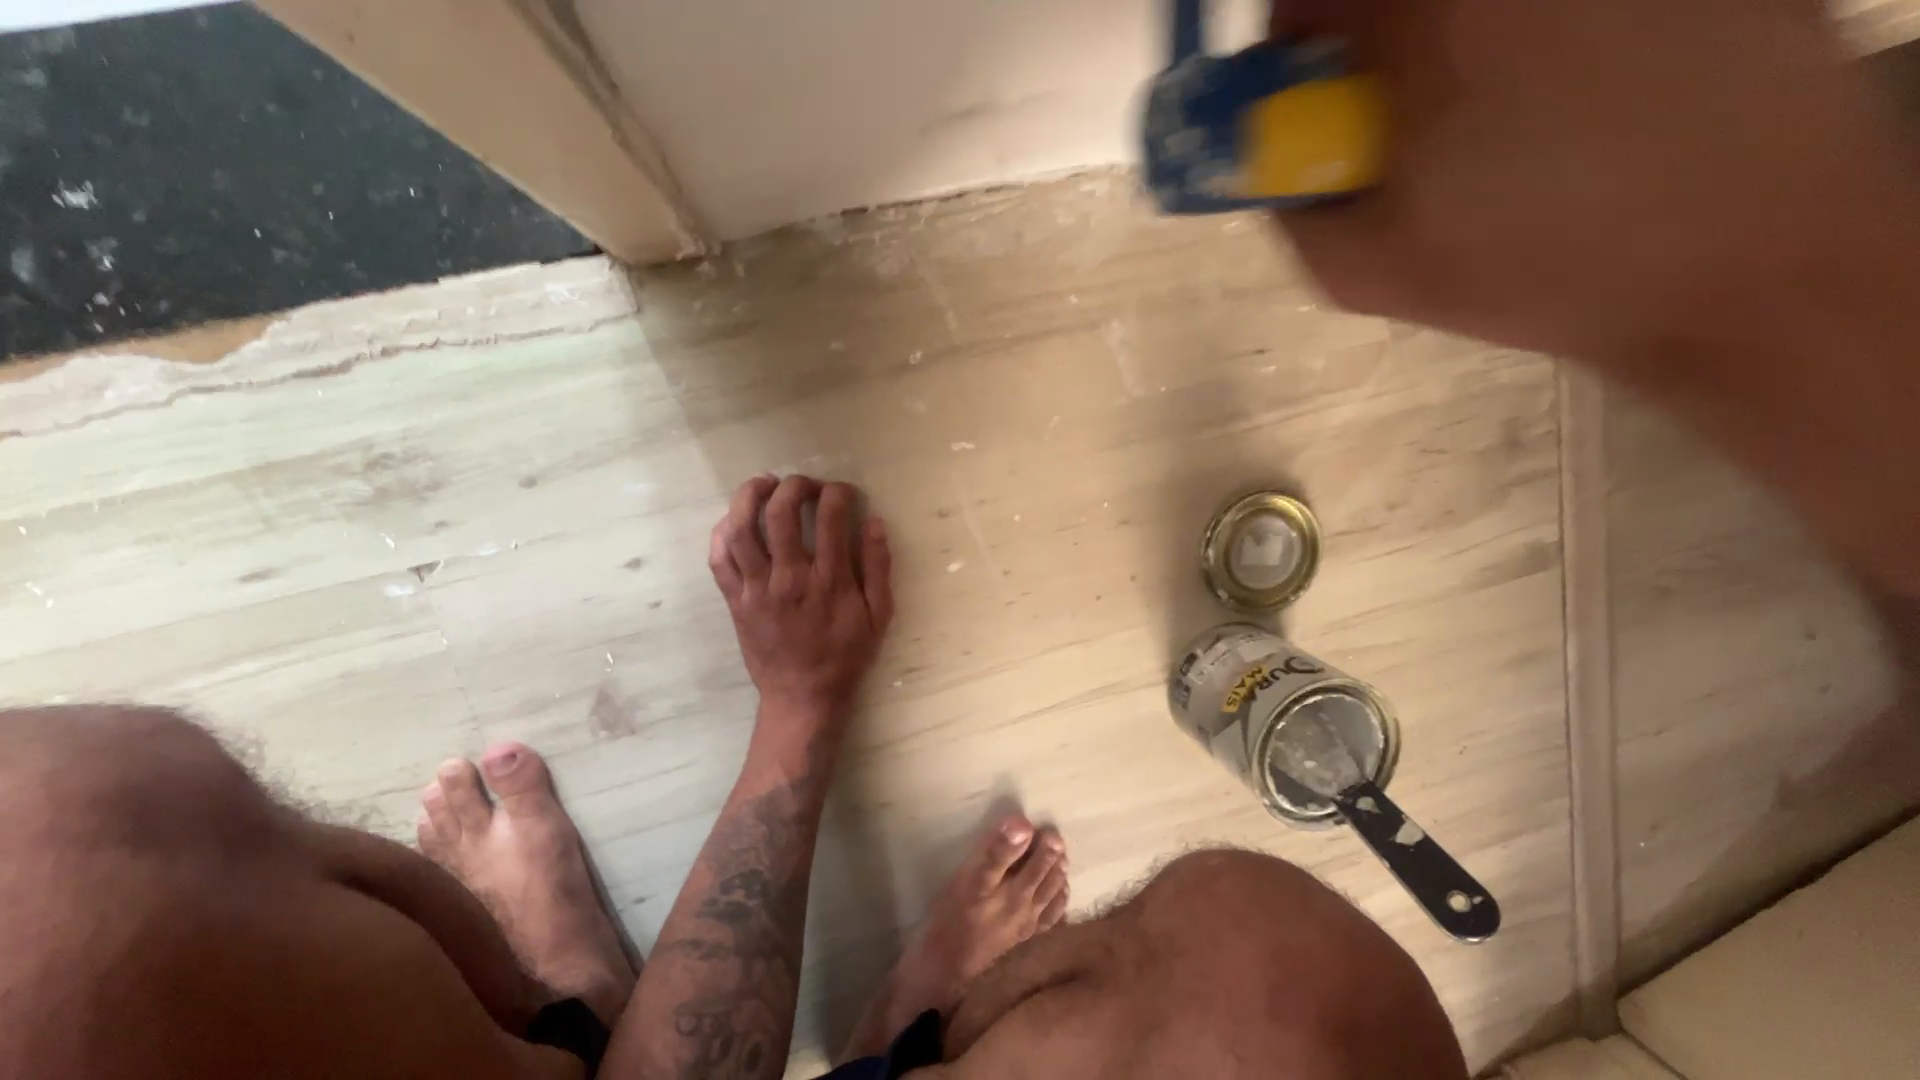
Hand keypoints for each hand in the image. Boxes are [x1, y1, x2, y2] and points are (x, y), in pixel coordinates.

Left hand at [708, 475, 893, 737]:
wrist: (802, 697)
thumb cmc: (845, 657)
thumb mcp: (878, 616)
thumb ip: (878, 568)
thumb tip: (875, 523)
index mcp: (829, 581)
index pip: (830, 517)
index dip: (838, 493)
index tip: (844, 492)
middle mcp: (789, 578)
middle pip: (779, 513)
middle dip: (793, 486)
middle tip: (805, 485)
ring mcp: (757, 589)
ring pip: (741, 529)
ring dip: (749, 497)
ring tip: (764, 485)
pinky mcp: (735, 600)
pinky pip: (719, 558)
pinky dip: (723, 531)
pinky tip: (736, 519)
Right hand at [1270, 0, 1919, 365]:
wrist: (1751, 266)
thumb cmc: (1541, 273)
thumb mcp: (1369, 275)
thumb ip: (1292, 210)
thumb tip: (1274, 165)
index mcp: (1427, 22)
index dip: (1291, 48)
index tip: (1306, 98)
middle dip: (1376, 50)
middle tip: (1397, 120)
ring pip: (1480, 7)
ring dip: (1458, 45)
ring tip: (1499, 124)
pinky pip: (1564, 12)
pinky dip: (1543, 41)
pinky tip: (1581, 106)